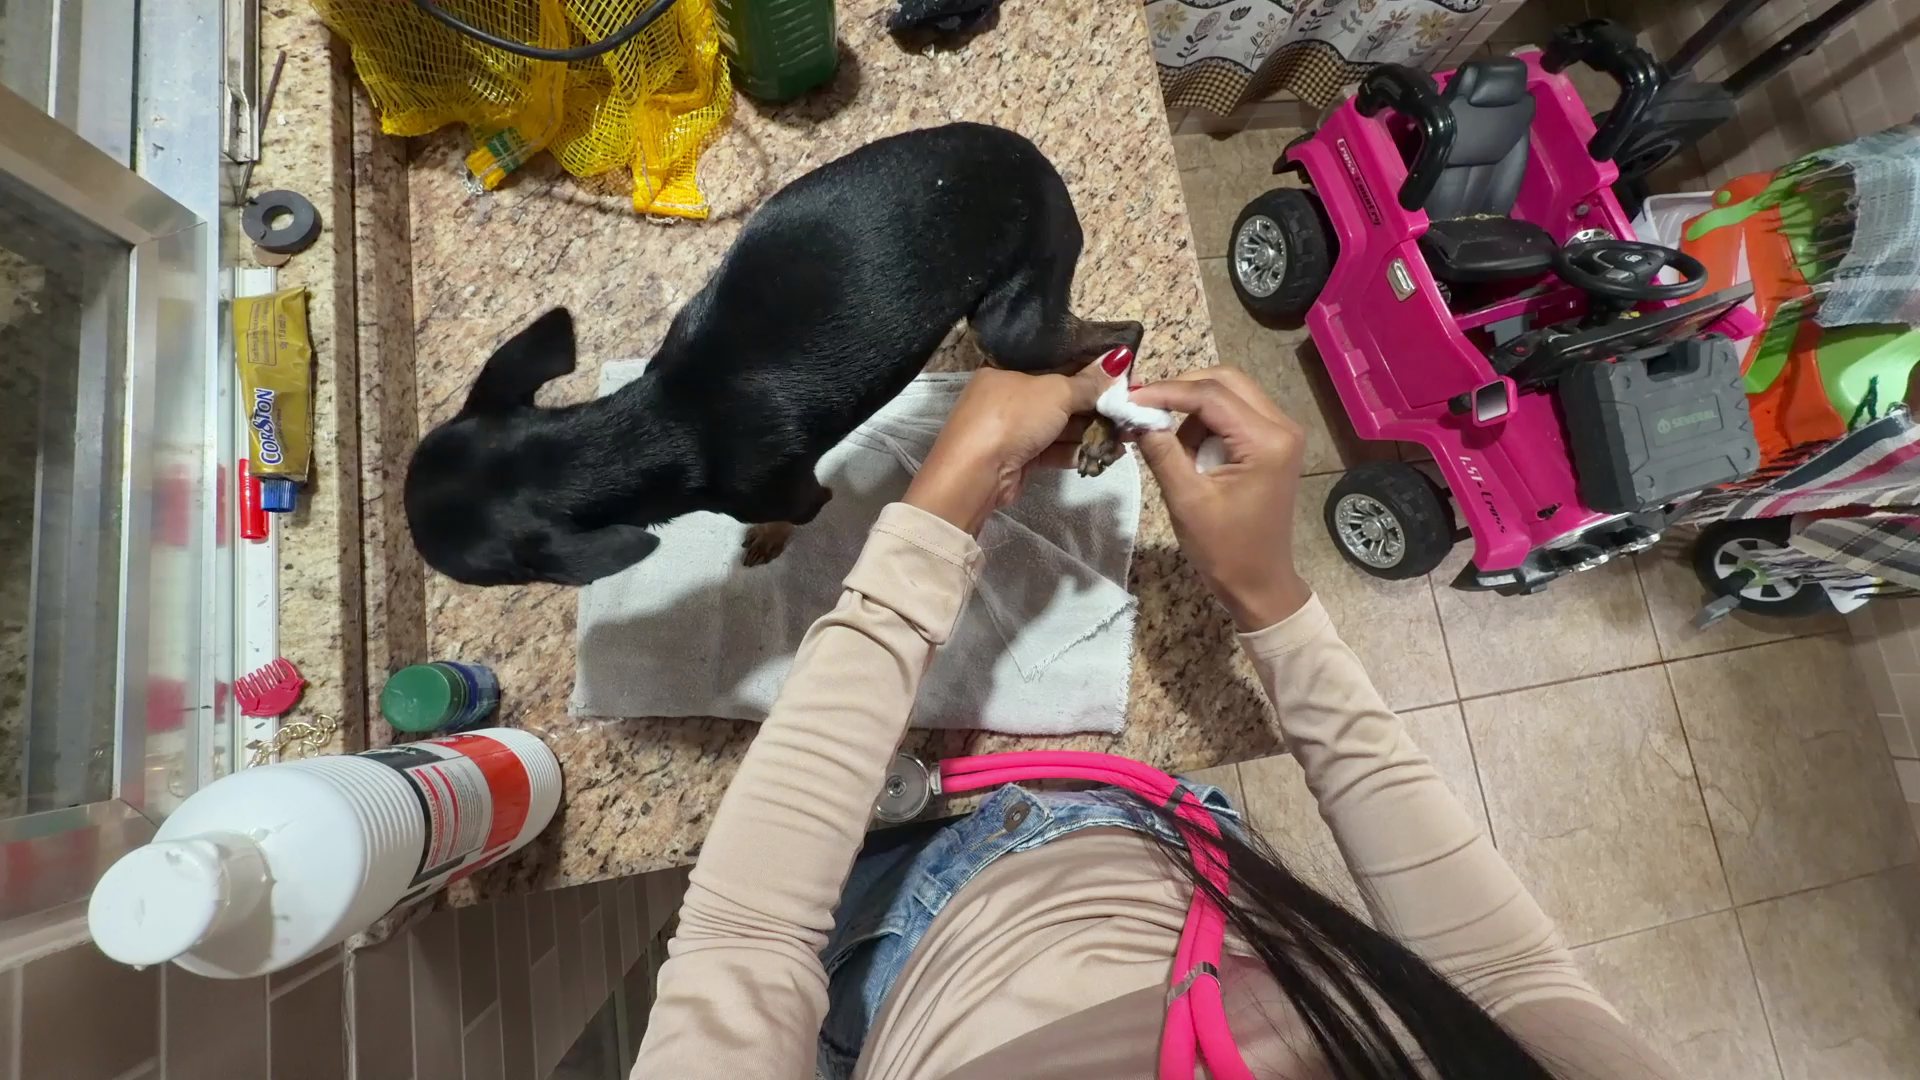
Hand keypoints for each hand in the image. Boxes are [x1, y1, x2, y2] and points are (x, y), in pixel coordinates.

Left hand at [905, 364, 1110, 533]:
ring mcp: (1012, 430)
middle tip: (1131, 408)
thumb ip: (1088, 382)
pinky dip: (1079, 450)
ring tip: (1128, 432)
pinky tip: (1109, 453)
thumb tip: (1119, 359)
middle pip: (1061, 396)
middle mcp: (1008, 397)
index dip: (1090, 369)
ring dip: (1093, 429)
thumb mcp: (1055, 392)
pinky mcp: (1019, 458)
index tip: (1123, 375)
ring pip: (1059, 426)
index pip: (1055, 363)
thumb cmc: (1012, 418)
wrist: (975, 473)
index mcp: (1007, 370)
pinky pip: (1054, 449)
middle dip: (1096, 404)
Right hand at [1131, 368, 1311, 630]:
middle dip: (1181, 390)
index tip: (1129, 399)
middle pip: (1225, 381)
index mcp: (1266, 440)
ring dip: (1192, 410)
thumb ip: (1161, 452)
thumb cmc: (1224, 549)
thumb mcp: (1186, 500)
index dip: (1166, 392)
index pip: (1210, 395)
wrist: (1258, 582)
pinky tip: (1189, 453)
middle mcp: (1281, 426)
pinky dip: (1205, 424)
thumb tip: (1136, 416)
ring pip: (1229, 394)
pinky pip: (1233, 415)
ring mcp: (1280, 434)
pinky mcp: (1271, 444)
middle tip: (1144, 408)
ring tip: (1168, 444)